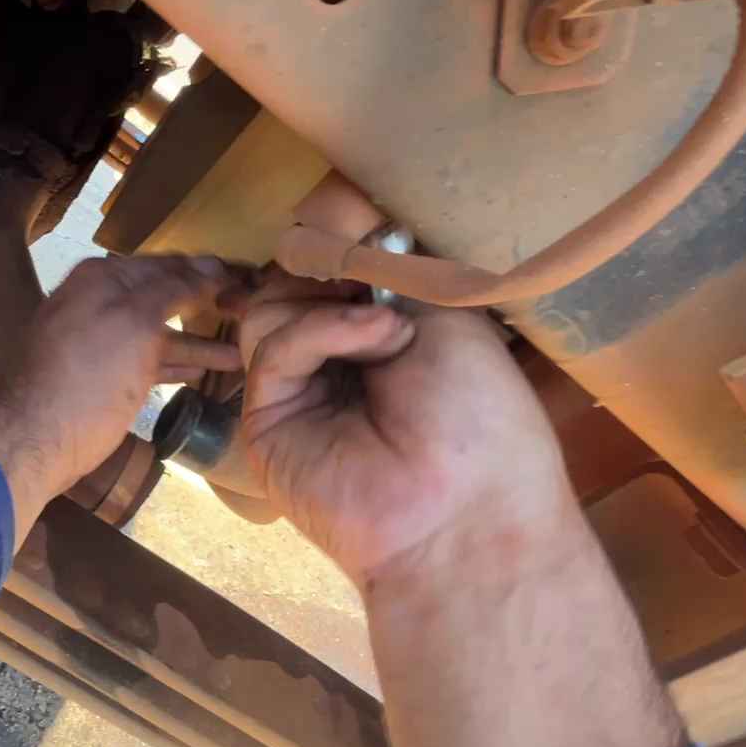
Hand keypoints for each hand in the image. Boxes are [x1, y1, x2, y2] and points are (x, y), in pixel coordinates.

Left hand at [0, 255, 244, 532]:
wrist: (35, 440)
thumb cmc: (88, 376)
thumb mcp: (135, 323)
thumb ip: (173, 290)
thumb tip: (209, 263)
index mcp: (103, 278)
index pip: (169, 263)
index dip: (211, 269)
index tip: (252, 275)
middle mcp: (100, 301)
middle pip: (165, 296)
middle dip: (208, 304)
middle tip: (254, 310)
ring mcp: (100, 341)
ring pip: (159, 332)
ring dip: (200, 340)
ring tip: (244, 348)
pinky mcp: (104, 376)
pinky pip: (148, 359)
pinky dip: (176, 362)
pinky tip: (207, 370)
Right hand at [238, 276, 574, 592]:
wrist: (464, 506)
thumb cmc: (479, 416)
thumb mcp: (450, 321)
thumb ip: (387, 280)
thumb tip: (348, 243)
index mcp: (369, 344)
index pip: (322, 281)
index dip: (339, 252)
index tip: (377, 240)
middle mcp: (326, 365)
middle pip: (284, 291)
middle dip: (327, 273)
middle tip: (373, 283)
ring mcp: (293, 393)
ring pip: (266, 313)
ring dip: (327, 306)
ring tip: (388, 329)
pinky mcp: (265, 418)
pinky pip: (271, 349)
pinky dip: (319, 330)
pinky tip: (375, 338)